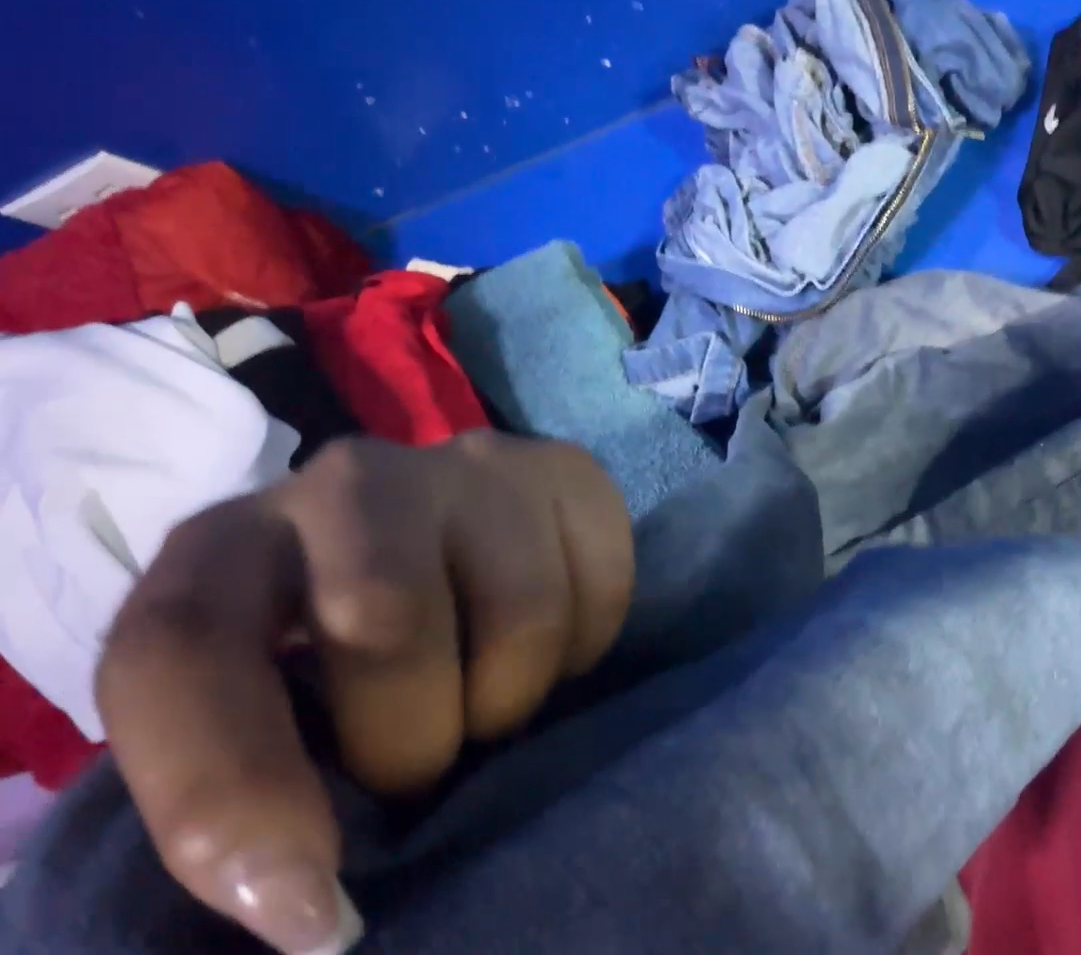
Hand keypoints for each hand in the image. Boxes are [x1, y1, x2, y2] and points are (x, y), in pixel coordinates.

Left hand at [95, 433, 633, 954]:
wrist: (439, 545)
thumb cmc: (337, 651)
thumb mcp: (262, 715)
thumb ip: (254, 793)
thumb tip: (324, 917)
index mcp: (223, 549)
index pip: (182, 652)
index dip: (230, 791)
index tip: (307, 910)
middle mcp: (348, 479)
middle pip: (384, 618)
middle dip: (416, 736)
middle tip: (425, 759)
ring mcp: (473, 463)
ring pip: (524, 612)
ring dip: (513, 696)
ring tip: (490, 693)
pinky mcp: (568, 468)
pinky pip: (604, 586)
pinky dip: (584, 647)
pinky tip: (548, 638)